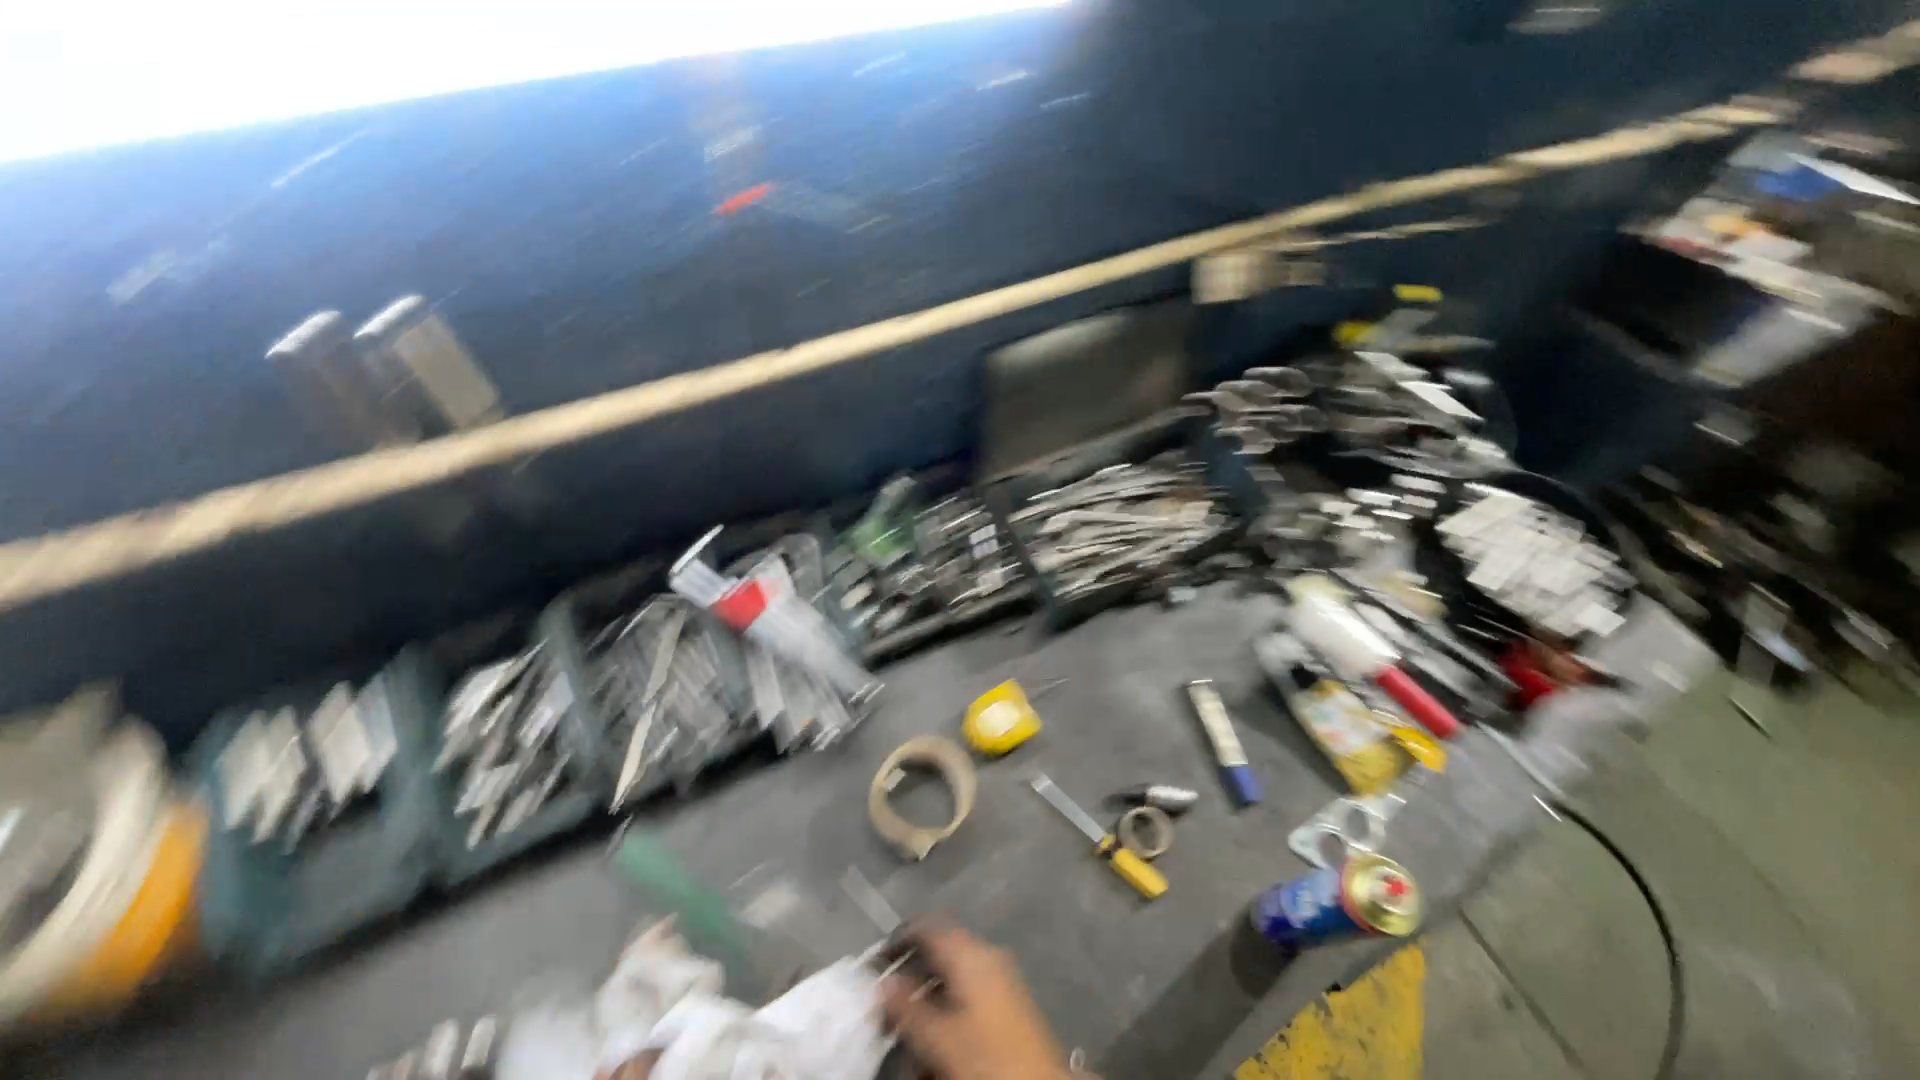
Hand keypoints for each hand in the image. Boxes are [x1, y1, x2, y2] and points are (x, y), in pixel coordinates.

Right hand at [881, 922, 1072, 1079]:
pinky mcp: (1008, 999)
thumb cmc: (986, 1054)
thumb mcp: (938, 1036)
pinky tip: (937, 1034)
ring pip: (952, 975)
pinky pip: (968, 991)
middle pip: (939, 951)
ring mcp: (1001, 975)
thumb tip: (881, 983)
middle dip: (911, 976)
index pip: (926, 926)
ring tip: (909, 1027)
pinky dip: (947, 1007)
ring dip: (928, 997)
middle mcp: (987, 954)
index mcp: (970, 952)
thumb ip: (906, 1006)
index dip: (897, 941)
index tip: (875, 965)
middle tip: (887, 1005)